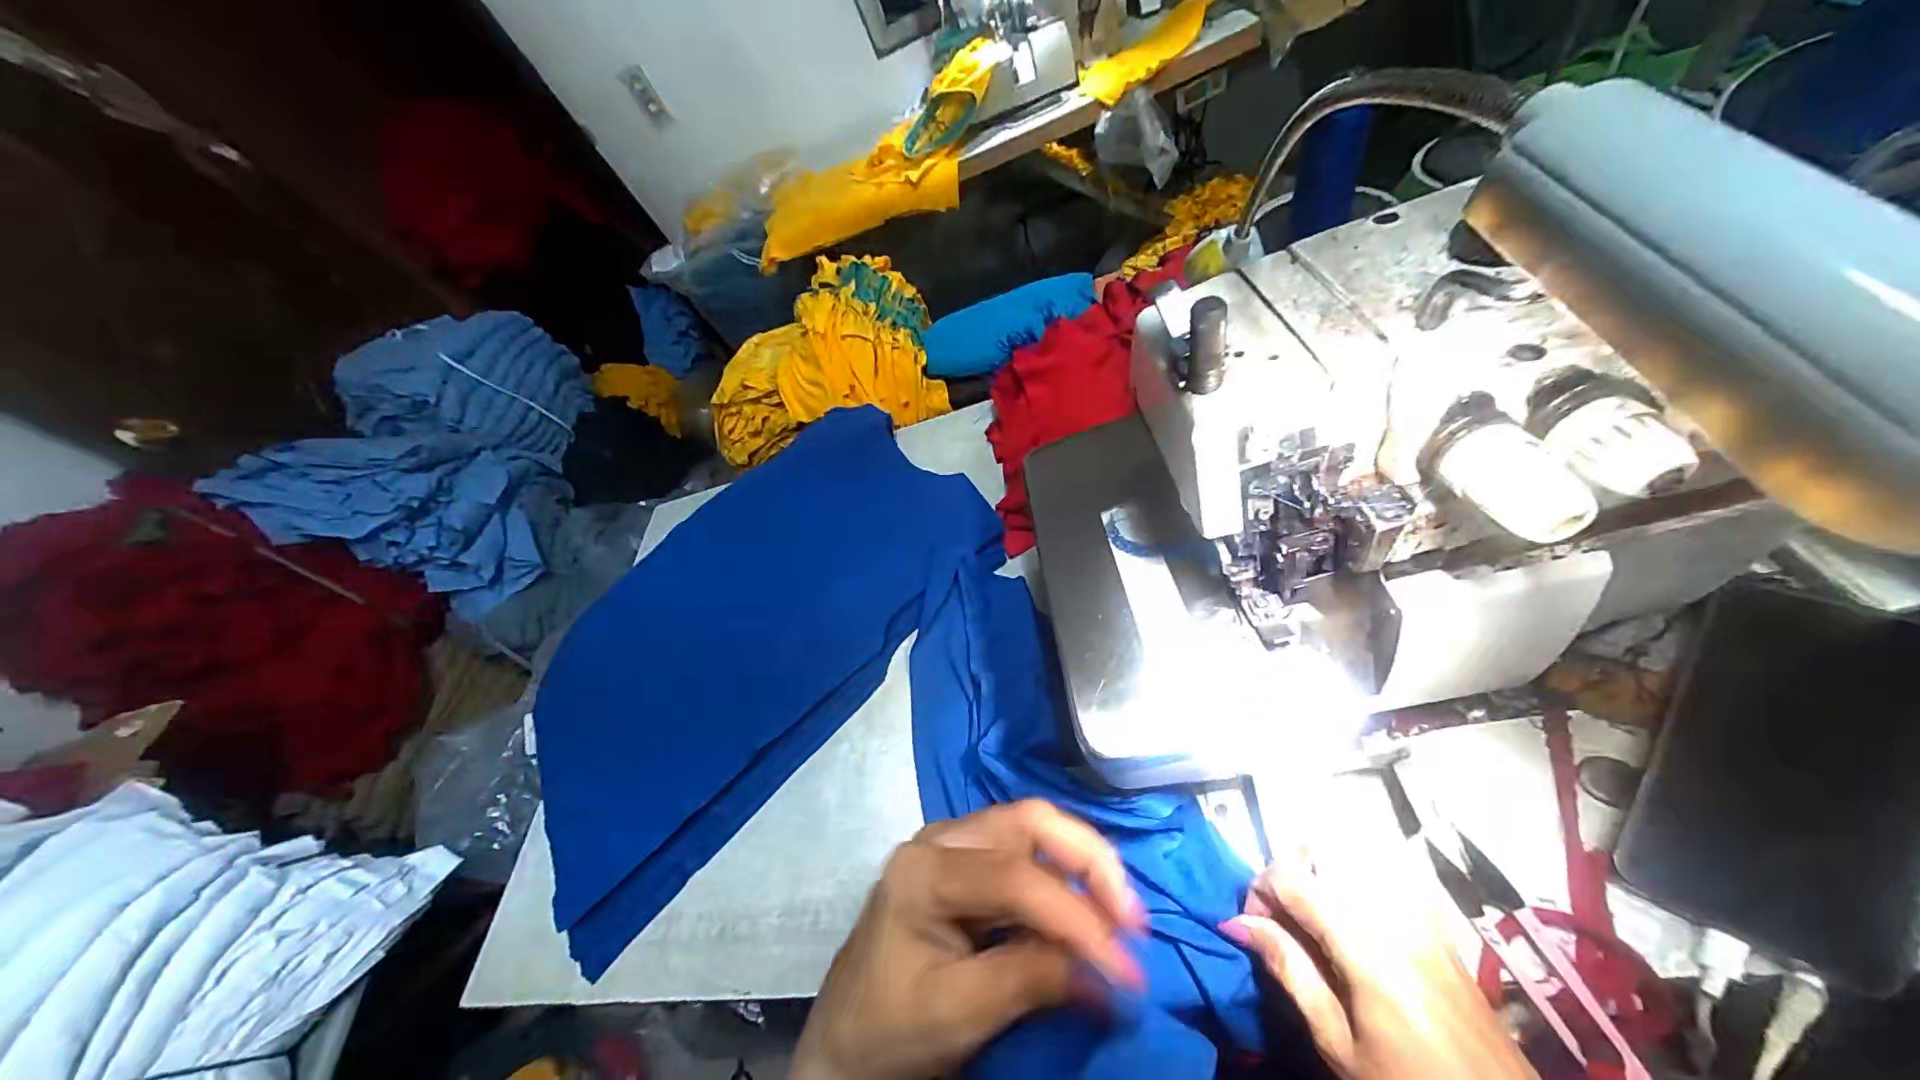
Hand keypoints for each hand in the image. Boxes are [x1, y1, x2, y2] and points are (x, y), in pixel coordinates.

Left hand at [790, 800, 1146, 1079]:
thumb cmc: (891, 1028)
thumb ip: (1031, 980)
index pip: (1014, 876)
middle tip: (1131, 917)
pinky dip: (1063, 876)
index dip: (1076, 918)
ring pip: (1031, 829)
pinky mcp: (964, 864)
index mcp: (923, 870)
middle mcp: (939, 840)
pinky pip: (1024, 851)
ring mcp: (951, 846)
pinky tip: (1085, 908)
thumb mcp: (958, 1013)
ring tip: (1119, 914)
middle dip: (1088, 861)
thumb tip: (1110, 974)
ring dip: (1081, 865)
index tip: (1125, 968)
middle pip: (1028, 822)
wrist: (846, 1041)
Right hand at [1223, 846, 1539, 1079]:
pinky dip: (1351, 875)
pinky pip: (1383, 871)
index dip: (1258, 892)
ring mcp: (1420, 911)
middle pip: (1319, 852)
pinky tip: (1348, 913)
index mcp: (1365, 944)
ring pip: (1351, 853)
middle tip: (1280, 921)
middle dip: (1286, 876)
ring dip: (1317, 871)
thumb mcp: (1339, 1043)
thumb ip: (1290, 972)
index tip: (1252, 929)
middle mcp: (1392, 912)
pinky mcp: (1436, 920)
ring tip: (1311, 917)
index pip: (1289, 877)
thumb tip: (1239, 924)